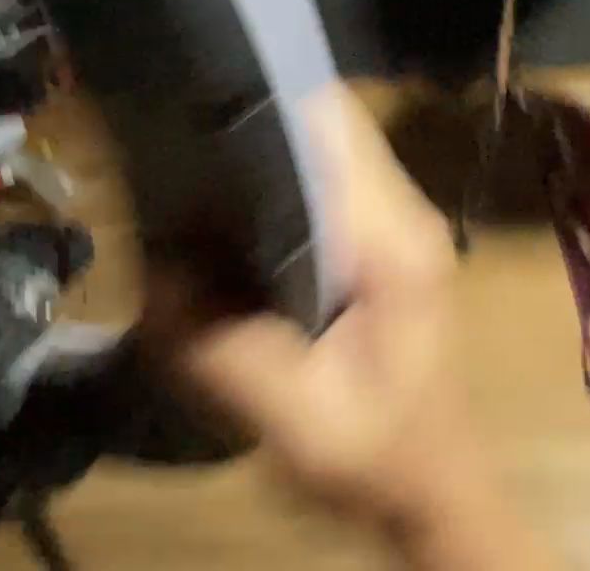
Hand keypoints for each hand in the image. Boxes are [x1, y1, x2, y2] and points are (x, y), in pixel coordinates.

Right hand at [175, 85, 467, 528]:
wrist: (432, 488)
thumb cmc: (381, 460)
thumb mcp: (301, 426)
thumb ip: (229, 353)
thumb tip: (157, 275)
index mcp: (396, 241)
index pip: (337, 131)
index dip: (270, 106)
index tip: (201, 101)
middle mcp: (403, 215)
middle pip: (330, 130)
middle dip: (258, 126)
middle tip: (181, 137)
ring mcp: (395, 225)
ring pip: (326, 153)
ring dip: (266, 153)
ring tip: (194, 167)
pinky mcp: (380, 243)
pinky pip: (324, 189)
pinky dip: (278, 187)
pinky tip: (229, 214)